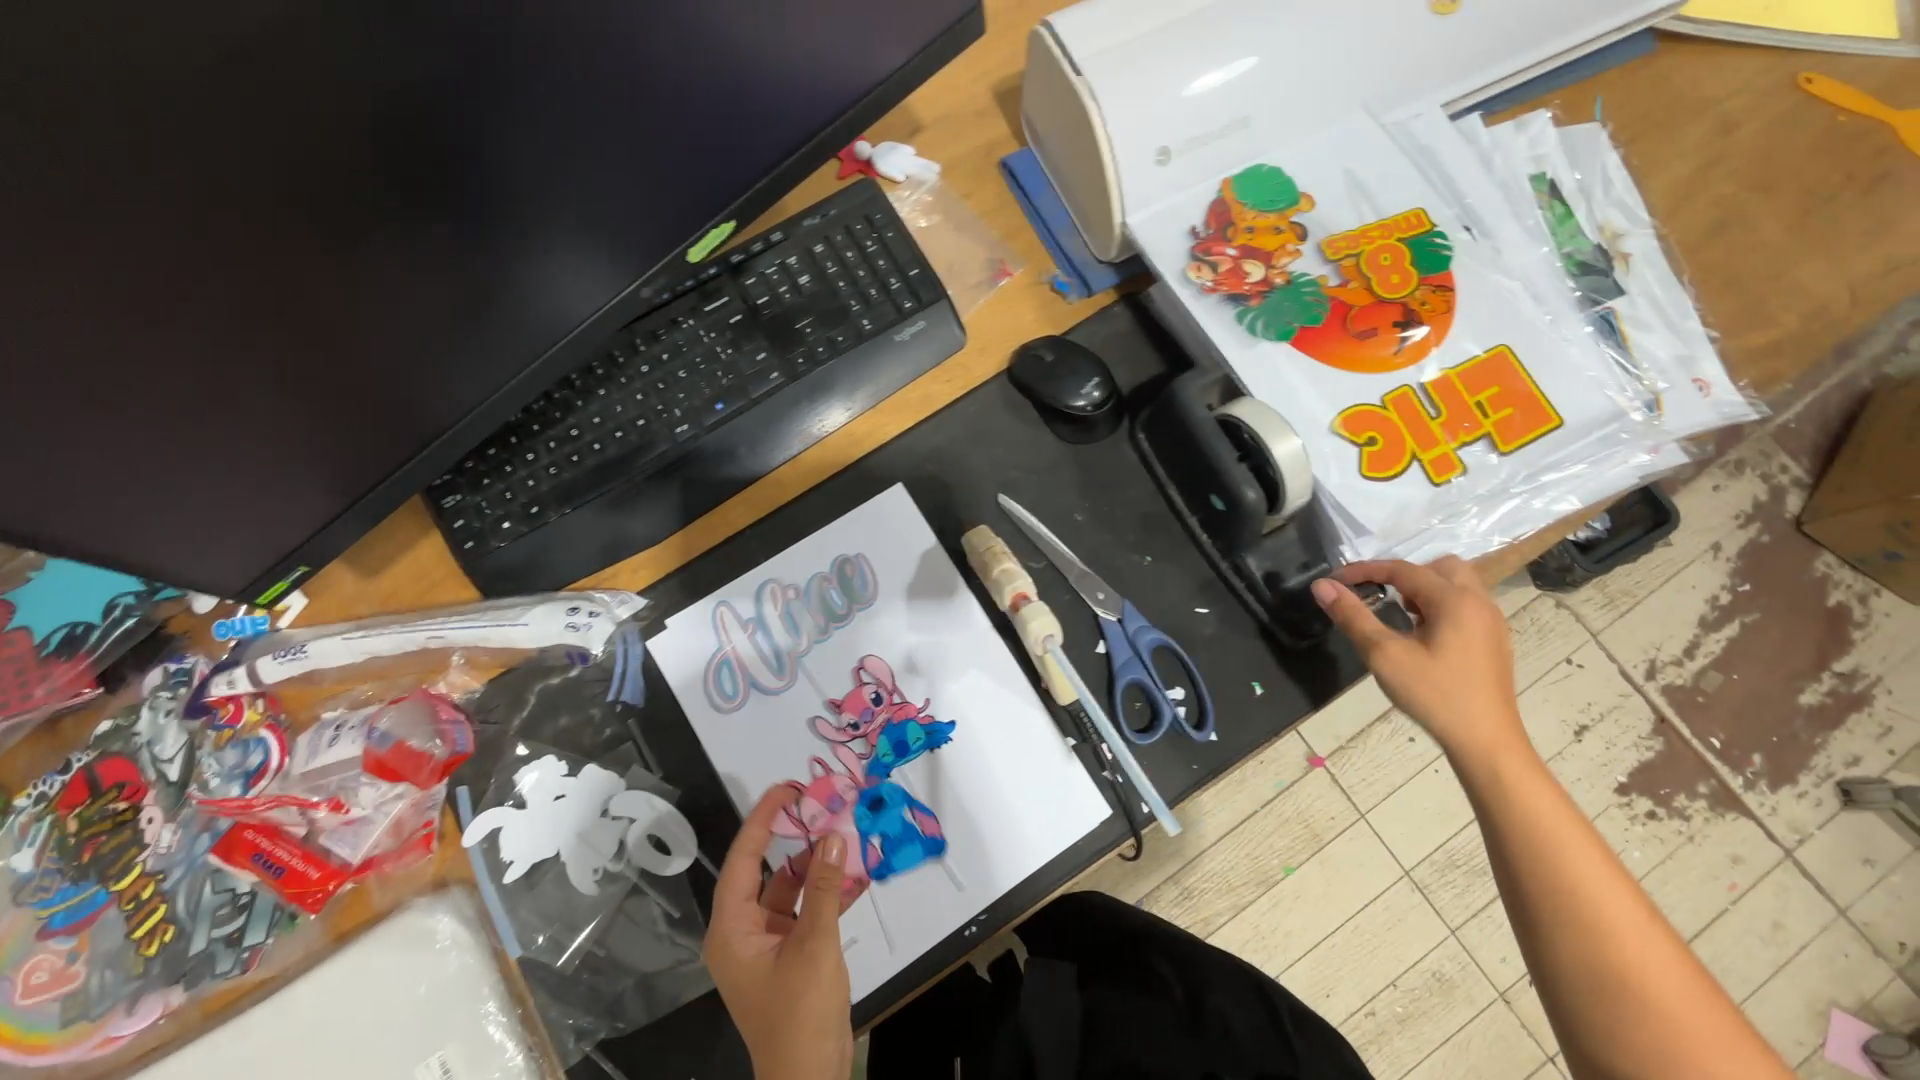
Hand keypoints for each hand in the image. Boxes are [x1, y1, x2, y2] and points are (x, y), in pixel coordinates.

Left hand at [704, 787, 861, 1079]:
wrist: (808, 1076)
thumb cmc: (800, 1012)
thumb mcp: (815, 944)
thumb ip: (826, 888)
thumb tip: (833, 836)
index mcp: (732, 928)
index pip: (743, 860)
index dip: (762, 820)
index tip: (786, 789)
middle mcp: (742, 931)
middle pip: (765, 872)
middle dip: (793, 840)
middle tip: (819, 805)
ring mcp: (766, 945)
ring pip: (788, 891)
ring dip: (816, 867)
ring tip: (843, 834)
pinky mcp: (788, 957)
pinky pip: (804, 913)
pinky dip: (825, 896)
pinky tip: (853, 876)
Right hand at [1311, 557, 1526, 759]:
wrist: (1486, 740)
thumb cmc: (1434, 696)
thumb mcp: (1384, 656)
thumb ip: (1353, 616)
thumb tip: (1322, 586)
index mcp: (1454, 601)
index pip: (1403, 570)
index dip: (1366, 570)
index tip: (1335, 581)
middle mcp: (1479, 602)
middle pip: (1440, 567)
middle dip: (1404, 574)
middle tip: (1380, 597)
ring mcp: (1492, 622)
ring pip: (1457, 585)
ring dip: (1425, 590)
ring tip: (1402, 616)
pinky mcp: (1495, 640)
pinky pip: (1467, 606)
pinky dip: (1442, 606)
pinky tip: (1425, 637)